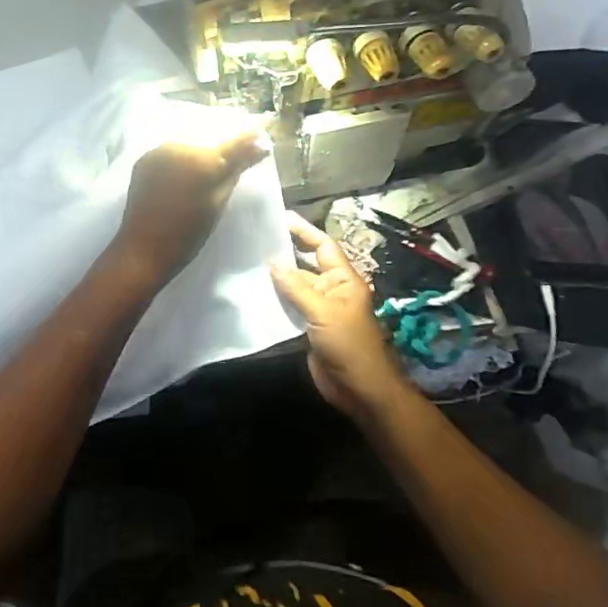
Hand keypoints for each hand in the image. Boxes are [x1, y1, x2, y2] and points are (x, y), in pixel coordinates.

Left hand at [113, 130, 268, 279]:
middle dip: (223, 148)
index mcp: (201, 157)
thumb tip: (260, 144)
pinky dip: (181, 159)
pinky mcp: (144, 161)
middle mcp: (178, 146)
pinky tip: (186, 174)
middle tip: (237, 160)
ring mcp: (157, 152)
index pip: (234, 142)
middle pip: (209, 140)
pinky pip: (170, 153)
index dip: (250, 140)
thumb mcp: (219, 201)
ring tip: (210, 170)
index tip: (263, 139)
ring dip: (200, 153)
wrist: (144, 248)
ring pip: (188, 145)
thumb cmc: (188, 232)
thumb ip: (237, 168)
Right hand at [270, 213, 412, 417]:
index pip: (323, 246)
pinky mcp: (309, 327)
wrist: (359, 388)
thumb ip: (296, 287)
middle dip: (284, 254)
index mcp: (343, 280)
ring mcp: (320, 309)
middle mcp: (331, 290)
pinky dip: (275, 300)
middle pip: (306, 265)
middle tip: (255, 240)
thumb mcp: (323, 312)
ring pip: (295, 286)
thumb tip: (273, 262)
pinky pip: (290, 307)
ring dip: (276, 278)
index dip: (304, 231)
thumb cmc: (349, 345)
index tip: (281, 218)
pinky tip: (254, 293)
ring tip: (248, 263)